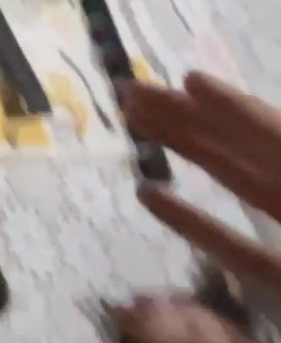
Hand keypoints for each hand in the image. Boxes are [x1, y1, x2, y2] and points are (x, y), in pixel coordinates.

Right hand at [114, 72, 280, 341]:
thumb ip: (227, 332)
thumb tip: (144, 308)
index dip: (254, 121)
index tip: (188, 79)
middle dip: (207, 128)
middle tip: (130, 90)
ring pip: (271, 206)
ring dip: (199, 161)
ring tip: (132, 123)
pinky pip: (264, 258)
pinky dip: (208, 226)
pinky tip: (152, 197)